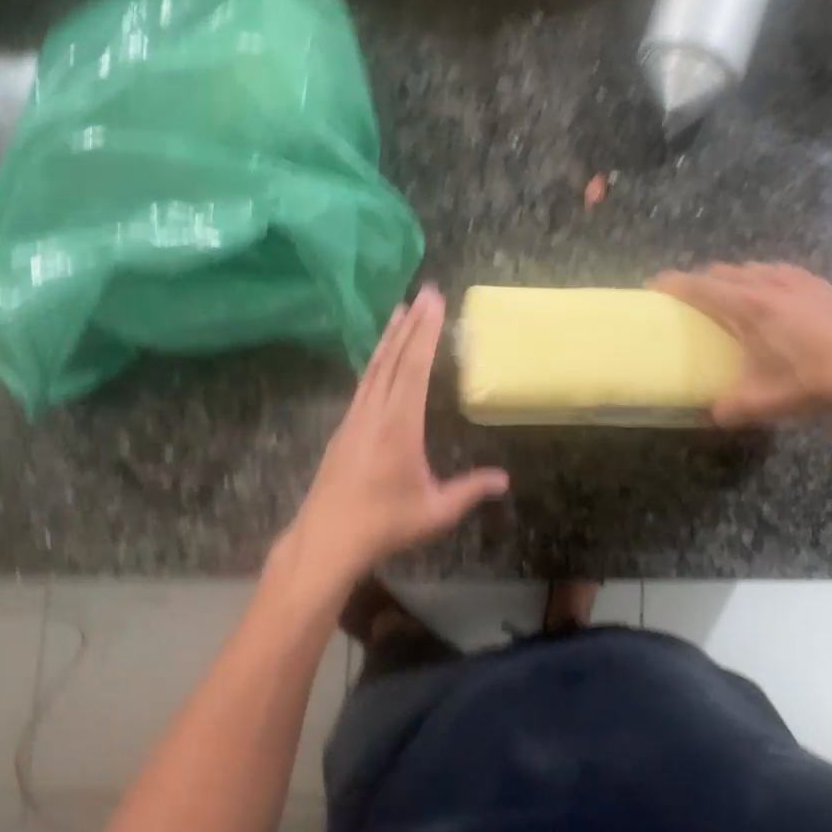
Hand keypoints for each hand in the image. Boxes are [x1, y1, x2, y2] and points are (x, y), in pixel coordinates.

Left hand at [291, 284, 509, 575]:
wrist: (326, 539)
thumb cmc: (384, 524)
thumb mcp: (436, 512)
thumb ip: (470, 491)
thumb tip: (505, 480)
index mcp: (399, 425)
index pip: (415, 367)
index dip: (426, 332)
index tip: (434, 301)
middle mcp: (374, 413)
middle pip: (394, 359)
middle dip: (411, 324)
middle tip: (424, 292)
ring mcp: (354, 419)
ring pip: (374, 369)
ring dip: (389, 338)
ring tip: (400, 310)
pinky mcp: (343, 430)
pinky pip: (364, 384)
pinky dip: (376, 362)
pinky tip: (379, 359)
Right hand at [650, 262, 831, 426]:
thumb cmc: (807, 385)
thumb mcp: (757, 404)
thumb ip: (724, 409)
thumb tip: (710, 413)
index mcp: (747, 306)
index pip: (699, 286)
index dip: (672, 284)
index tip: (653, 285)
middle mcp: (769, 284)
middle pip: (724, 272)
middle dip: (702, 282)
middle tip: (692, 301)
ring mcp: (798, 280)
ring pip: (753, 268)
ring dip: (735, 279)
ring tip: (731, 300)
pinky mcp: (821, 286)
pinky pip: (780, 273)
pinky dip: (765, 280)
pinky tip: (772, 299)